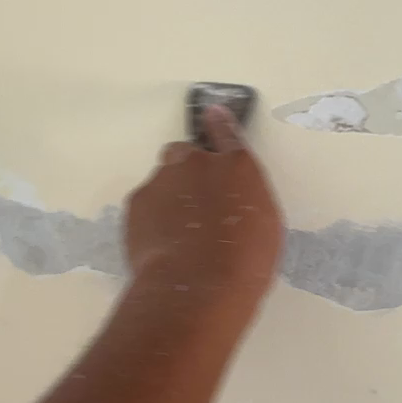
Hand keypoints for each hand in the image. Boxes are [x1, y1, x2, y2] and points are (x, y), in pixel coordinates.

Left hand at [123, 106, 283, 322]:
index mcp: (237, 166)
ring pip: (162, 178)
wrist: (196, 288)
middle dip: (188, 170)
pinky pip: (146, 203)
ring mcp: (162, 179)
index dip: (219, 123)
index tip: (212, 114)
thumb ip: (245, 199)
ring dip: (169, 195)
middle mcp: (197, 162)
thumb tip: (230, 199)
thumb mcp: (264, 227)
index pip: (226, 131)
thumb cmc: (245, 263)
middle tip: (195, 205)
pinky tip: (161, 244)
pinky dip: (152, 217)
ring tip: (176, 232)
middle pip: (184, 153)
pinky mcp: (137, 202)